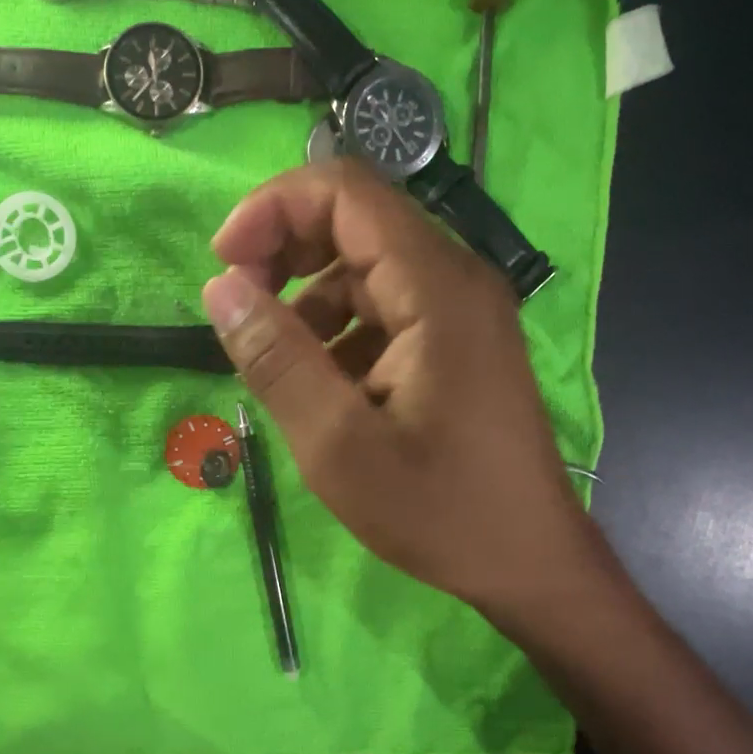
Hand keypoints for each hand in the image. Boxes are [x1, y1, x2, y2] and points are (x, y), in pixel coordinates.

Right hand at [201, 161, 606, 618]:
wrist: (530, 562)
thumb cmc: (440, 510)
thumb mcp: (338, 446)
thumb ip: (276, 360)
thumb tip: (222, 288)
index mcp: (435, 289)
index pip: (345, 191)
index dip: (272, 209)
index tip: (224, 268)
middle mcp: (457, 281)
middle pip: (358, 221)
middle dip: (286, 252)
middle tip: (243, 313)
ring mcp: (465, 313)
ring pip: (370, 269)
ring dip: (312, 300)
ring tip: (281, 366)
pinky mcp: (462, 346)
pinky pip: (391, 311)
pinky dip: (344, 333)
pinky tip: (326, 388)